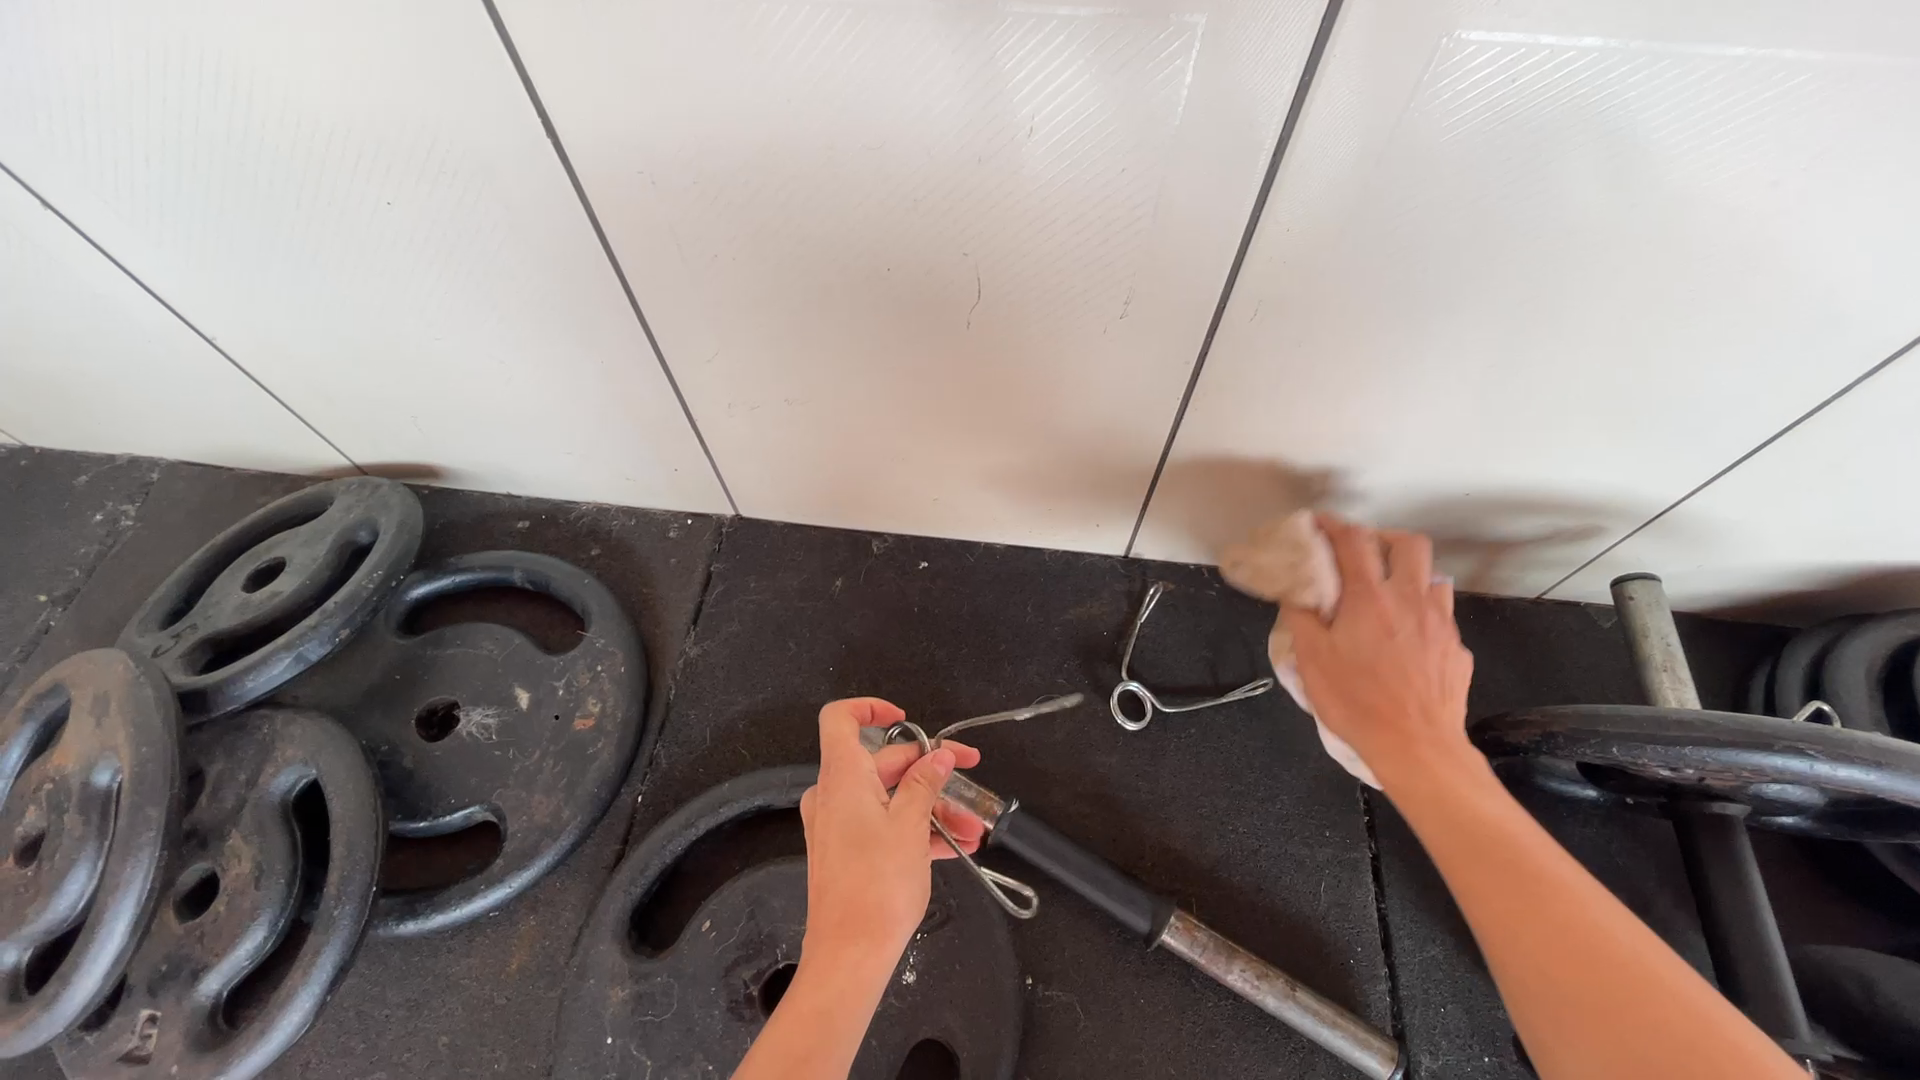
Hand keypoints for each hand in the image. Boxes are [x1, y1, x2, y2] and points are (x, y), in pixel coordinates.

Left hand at [797, 698, 985, 979]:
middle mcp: (834, 795)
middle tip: (972, 777)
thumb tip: (939, 756)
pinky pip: (885, 826)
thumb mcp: (910, 825)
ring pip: (890, 798)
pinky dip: (918, 830)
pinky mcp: (848, 853)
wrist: (849, 956)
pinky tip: (957, 846)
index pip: (840, 719)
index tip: (908, 718)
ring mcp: (839, 825)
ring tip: (974, 828)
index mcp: (842, 777)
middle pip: (883, 762)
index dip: (871, 708)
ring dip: (933, 807)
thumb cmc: (877, 883)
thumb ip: (925, 783)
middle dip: (931, 772)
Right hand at [1282, 518, 1473, 787]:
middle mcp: (1410, 600)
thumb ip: (1301, 617)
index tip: (1320, 523)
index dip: (1334, 525)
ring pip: (1432, 579)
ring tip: (1386, 598)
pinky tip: (1405, 642)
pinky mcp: (1457, 651)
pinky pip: (1441, 619)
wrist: (1416, 747)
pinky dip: (1421, 616)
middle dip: (1385, 539)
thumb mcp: (1312, 659)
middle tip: (1364, 554)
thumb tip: (1295, 592)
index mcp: (1369, 598)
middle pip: (1410, 544)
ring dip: (1408, 577)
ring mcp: (1441, 624)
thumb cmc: (1356, 700)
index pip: (1353, 542)